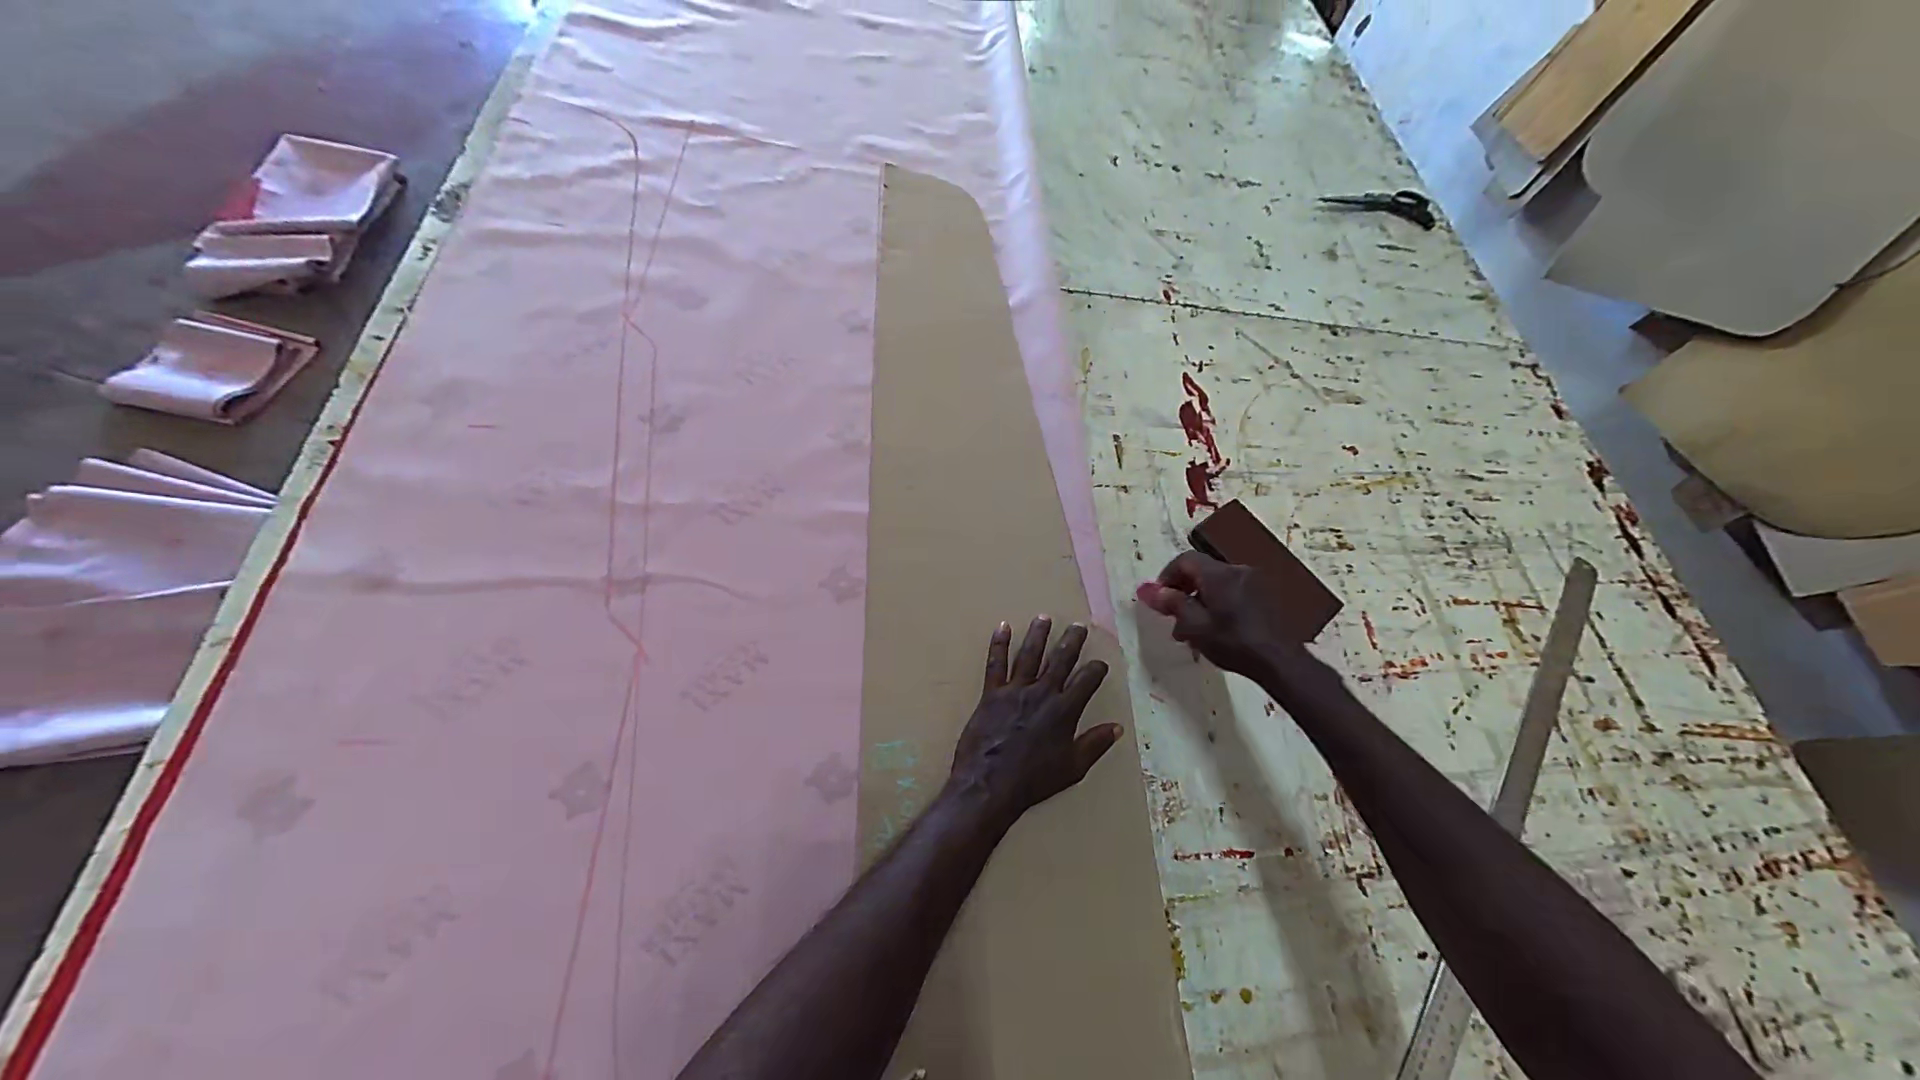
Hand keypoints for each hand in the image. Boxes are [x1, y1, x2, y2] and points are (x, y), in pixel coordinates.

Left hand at [947, 617, 1120, 827]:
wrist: (990, 784)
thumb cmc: (1034, 780)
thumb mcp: (1073, 767)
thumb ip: (1095, 744)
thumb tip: (1117, 728)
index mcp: (1064, 710)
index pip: (1086, 681)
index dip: (1095, 670)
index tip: (1100, 663)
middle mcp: (1042, 693)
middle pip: (1060, 660)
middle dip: (1071, 641)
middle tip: (1078, 626)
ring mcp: (1015, 691)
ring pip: (1029, 654)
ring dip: (1038, 635)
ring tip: (1043, 618)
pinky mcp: (991, 694)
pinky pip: (995, 663)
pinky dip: (999, 644)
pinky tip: (1003, 627)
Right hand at [1136, 551, 1321, 681]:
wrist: (1280, 662)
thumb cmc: (1233, 642)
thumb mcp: (1194, 625)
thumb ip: (1171, 603)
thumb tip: (1146, 589)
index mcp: (1219, 574)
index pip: (1185, 559)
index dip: (1167, 576)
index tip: (1159, 599)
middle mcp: (1237, 570)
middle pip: (1201, 571)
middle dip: (1183, 591)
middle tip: (1173, 617)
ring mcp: (1255, 582)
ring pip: (1217, 584)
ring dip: (1200, 601)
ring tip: (1193, 630)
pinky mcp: (1265, 597)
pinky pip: (1233, 592)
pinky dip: (1218, 604)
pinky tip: (1216, 630)